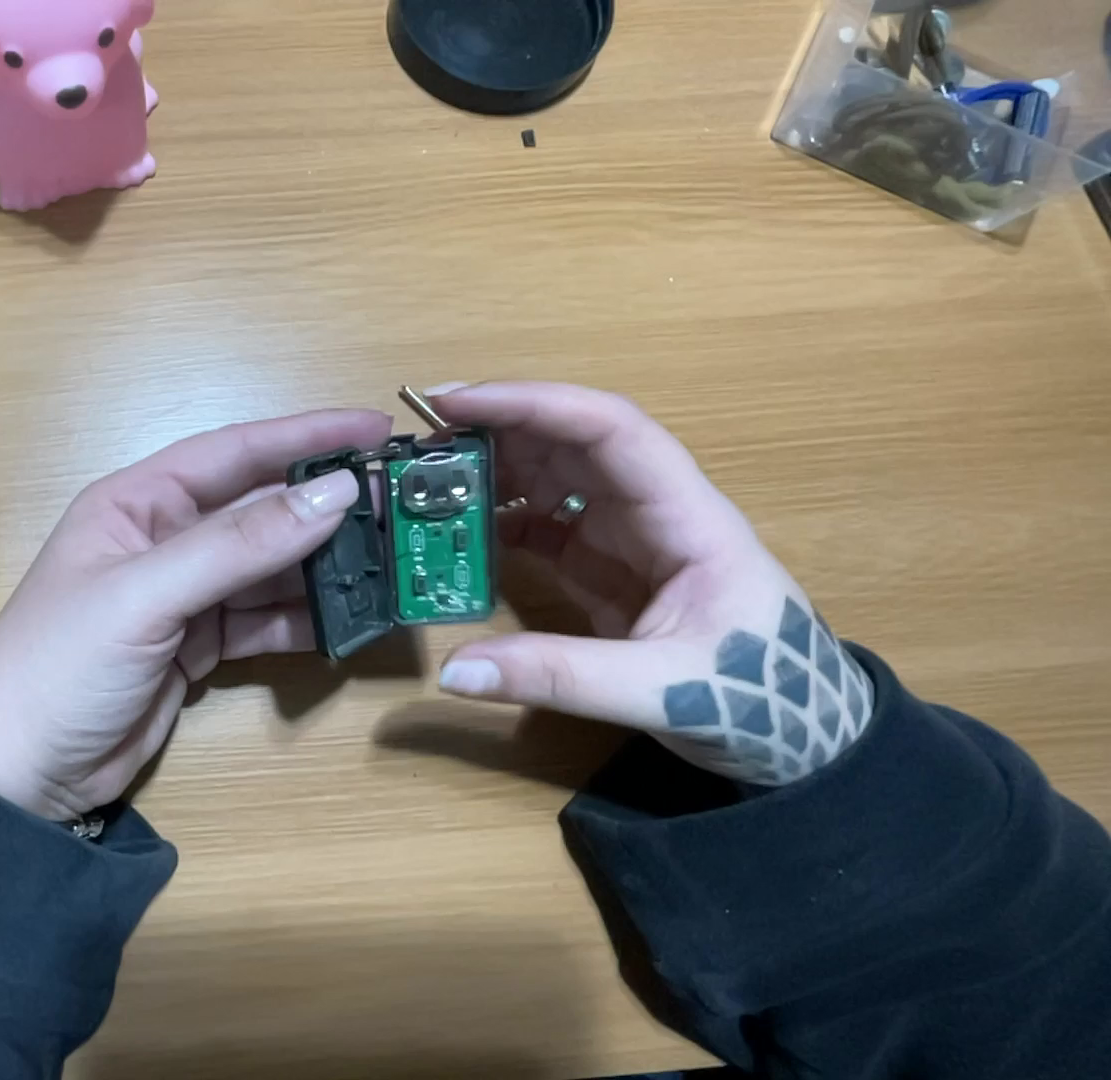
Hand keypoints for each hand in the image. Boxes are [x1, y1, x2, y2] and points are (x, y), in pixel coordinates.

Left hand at [0, 410, 393, 819]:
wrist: (19, 774)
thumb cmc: (61, 665)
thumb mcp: (144, 597)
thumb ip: (238, 545)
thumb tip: (335, 494)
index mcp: (135, 503)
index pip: (232, 452)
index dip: (304, 436)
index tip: (376, 431)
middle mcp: (162, 539)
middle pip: (258, 510)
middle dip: (325, 508)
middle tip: (402, 507)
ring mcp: (182, 595)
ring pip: (267, 568)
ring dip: (323, 567)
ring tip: (391, 564)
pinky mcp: (196, 646)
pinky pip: (262, 621)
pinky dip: (303, 620)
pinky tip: (348, 621)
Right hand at [426, 382, 872, 785]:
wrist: (797, 739)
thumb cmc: (757, 700)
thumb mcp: (661, 691)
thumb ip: (558, 677)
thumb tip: (452, 671)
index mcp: (684, 515)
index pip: (608, 428)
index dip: (532, 405)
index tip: (455, 405)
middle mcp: (648, 508)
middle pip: (568, 440)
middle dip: (496, 429)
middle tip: (419, 441)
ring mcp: (622, 535)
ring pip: (550, 476)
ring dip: (490, 470)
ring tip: (425, 483)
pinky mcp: (599, 565)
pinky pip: (539, 522)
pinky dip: (495, 519)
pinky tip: (457, 534)